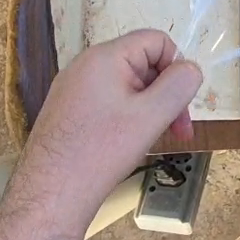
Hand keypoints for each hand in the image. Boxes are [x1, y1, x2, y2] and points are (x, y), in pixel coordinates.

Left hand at [11, 29, 202, 230]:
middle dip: (165, 93)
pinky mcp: (66, 111)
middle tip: (178, 130)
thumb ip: (179, 85)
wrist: (47, 199)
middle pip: (142, 63)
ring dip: (149, 108)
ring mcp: (72, 89)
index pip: (156, 40)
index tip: (182, 103)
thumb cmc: (101, 153)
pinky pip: (108, 101)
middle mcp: (85, 65)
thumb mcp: (151, 116)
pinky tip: (128, 145)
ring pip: (127, 85)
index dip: (176, 67)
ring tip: (154, 140)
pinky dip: (127, 117)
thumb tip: (191, 69)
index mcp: (104, 57)